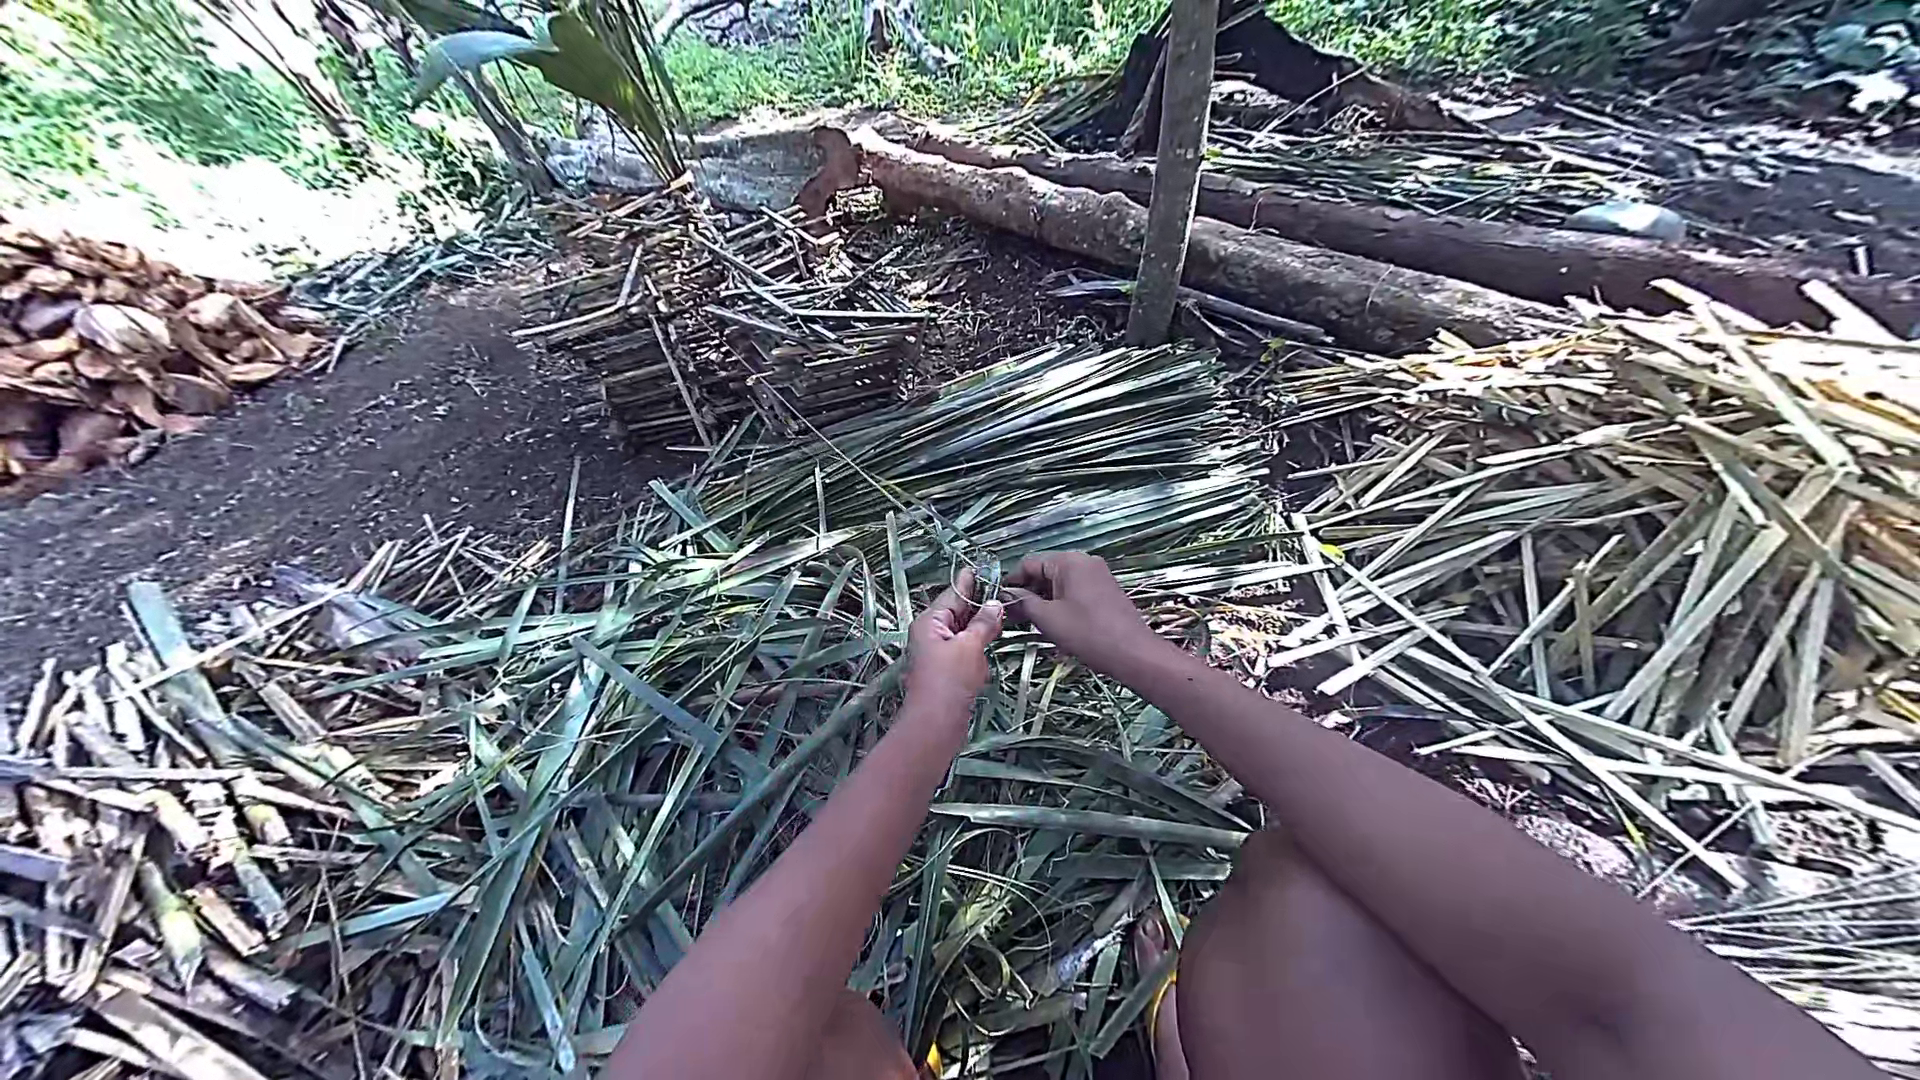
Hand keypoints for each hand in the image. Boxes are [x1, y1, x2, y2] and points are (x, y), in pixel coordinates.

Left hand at [904, 568, 1003, 723]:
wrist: (936, 725)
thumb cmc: (949, 682)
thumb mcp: (970, 647)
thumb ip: (984, 623)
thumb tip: (994, 604)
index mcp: (930, 622)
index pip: (953, 594)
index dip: (970, 582)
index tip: (982, 568)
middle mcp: (931, 634)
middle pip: (959, 612)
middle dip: (979, 605)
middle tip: (1001, 592)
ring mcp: (938, 653)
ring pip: (964, 632)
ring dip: (981, 627)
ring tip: (1001, 615)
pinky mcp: (948, 670)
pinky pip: (965, 650)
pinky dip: (978, 648)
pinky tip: (991, 643)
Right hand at [1004, 552, 1166, 676]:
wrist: (1133, 653)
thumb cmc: (1087, 633)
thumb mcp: (1047, 618)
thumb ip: (1023, 602)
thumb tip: (1005, 596)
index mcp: (1069, 561)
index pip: (1029, 563)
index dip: (1011, 582)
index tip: (999, 602)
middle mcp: (1084, 562)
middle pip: (1045, 571)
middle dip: (1027, 592)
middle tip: (1011, 616)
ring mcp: (1097, 575)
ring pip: (1059, 583)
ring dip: (1042, 600)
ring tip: (1029, 622)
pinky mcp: (1105, 590)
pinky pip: (1074, 590)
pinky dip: (1059, 603)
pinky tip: (1052, 622)